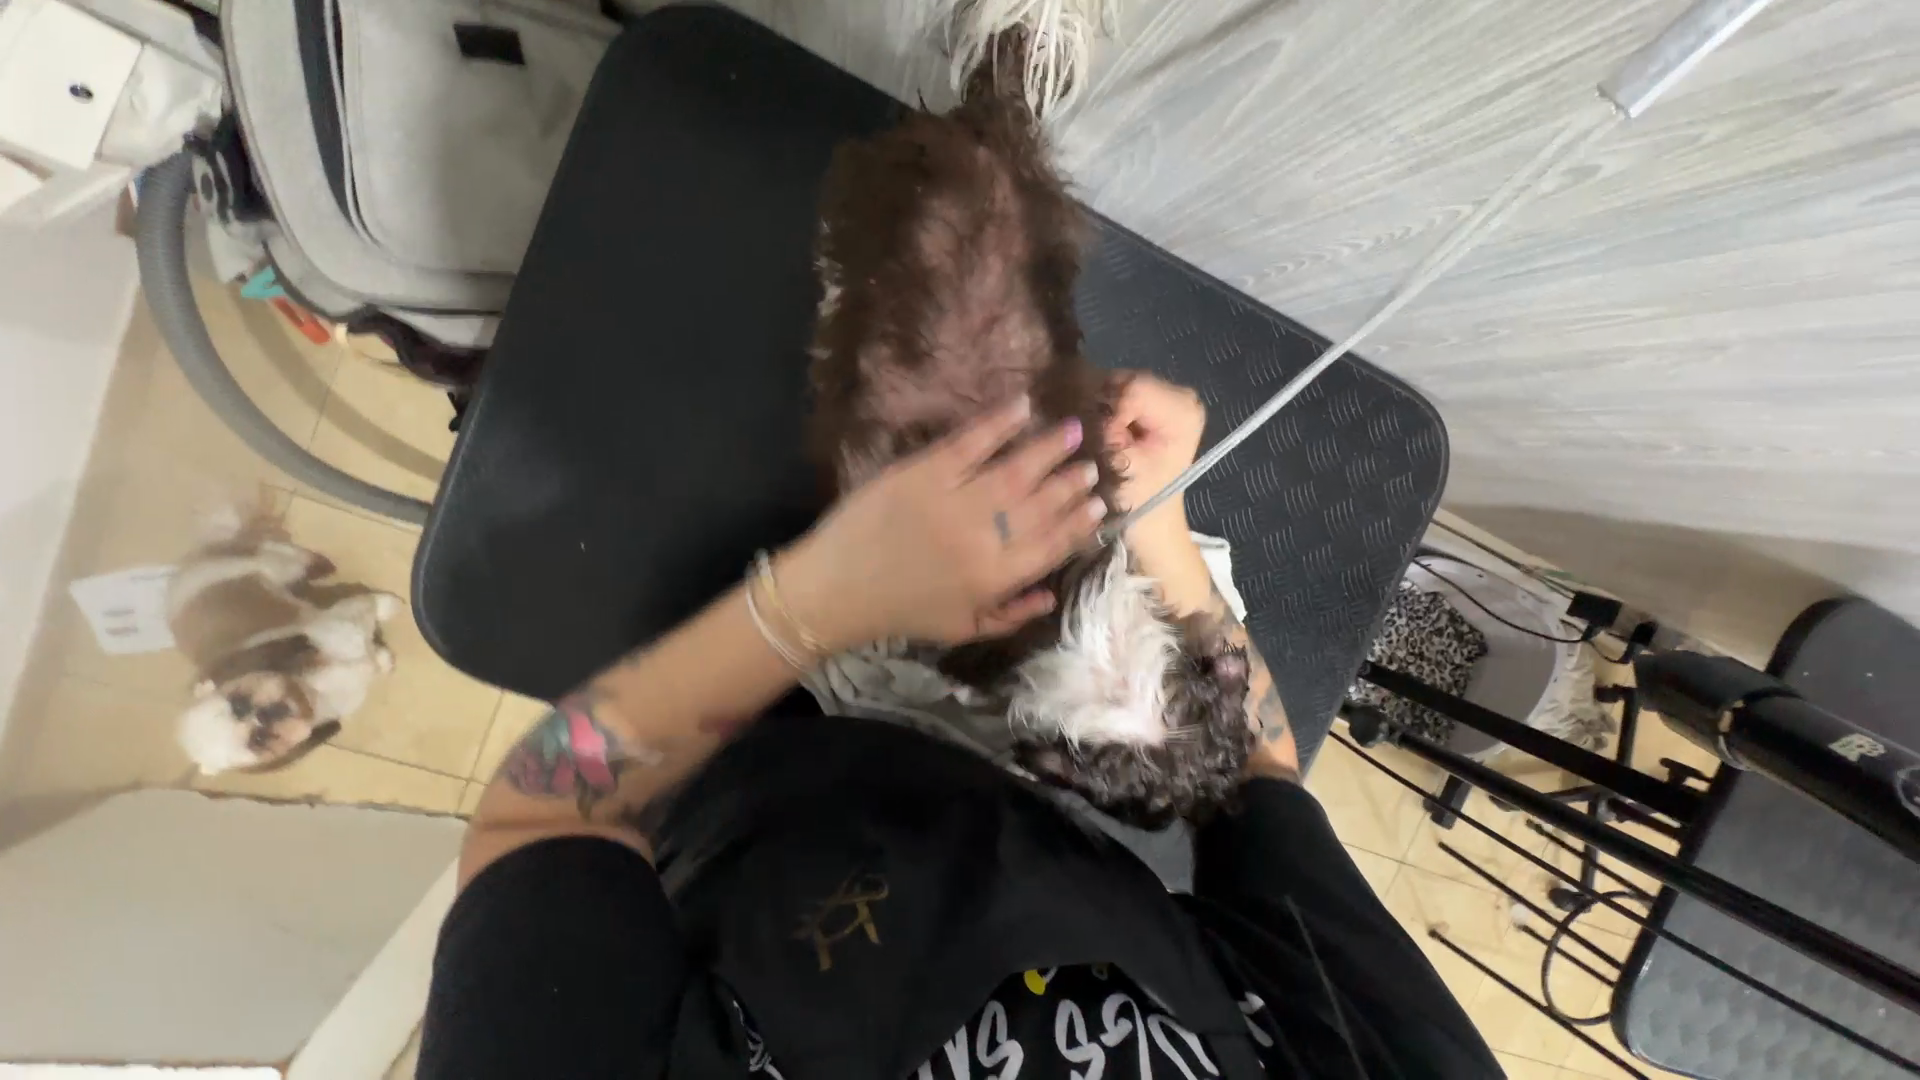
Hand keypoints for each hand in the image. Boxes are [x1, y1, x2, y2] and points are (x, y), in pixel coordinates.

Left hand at [781, 398, 1104, 646]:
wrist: (837, 589)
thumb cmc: (901, 611)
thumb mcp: (962, 628)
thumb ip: (1011, 615)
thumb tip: (1052, 594)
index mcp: (995, 577)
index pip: (1052, 545)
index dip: (1079, 523)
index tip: (1099, 505)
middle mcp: (983, 537)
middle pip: (1040, 504)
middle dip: (1070, 484)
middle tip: (1091, 467)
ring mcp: (954, 500)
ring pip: (1014, 470)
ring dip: (1048, 449)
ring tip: (1074, 431)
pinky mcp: (923, 473)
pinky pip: (968, 443)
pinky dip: (997, 423)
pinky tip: (1021, 406)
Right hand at [1104, 373, 1210, 609]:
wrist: (1150, 525)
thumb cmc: (1138, 503)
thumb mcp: (1119, 463)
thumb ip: (1104, 426)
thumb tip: (1077, 399)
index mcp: (1182, 409)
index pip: (1131, 388)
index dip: (1108, 413)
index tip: (1104, 444)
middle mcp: (1182, 395)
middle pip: (1123, 381)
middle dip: (1101, 407)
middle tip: (1092, 440)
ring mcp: (1168, 397)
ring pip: (1116, 385)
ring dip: (1099, 409)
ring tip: (1094, 438)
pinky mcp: (1153, 405)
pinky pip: (1118, 394)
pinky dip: (1104, 411)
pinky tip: (1101, 433)